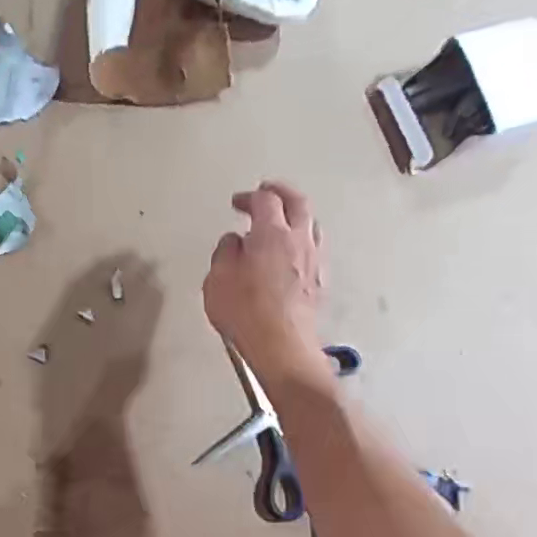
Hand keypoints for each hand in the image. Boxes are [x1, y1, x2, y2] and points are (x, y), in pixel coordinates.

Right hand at [203, 181, 324, 381]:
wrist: (281, 345)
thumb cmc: (247, 313)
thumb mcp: (217, 279)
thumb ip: (225, 253)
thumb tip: (234, 243)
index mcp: (271, 234)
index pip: (264, 201)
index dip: (249, 197)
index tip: (238, 201)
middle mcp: (298, 241)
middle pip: (297, 203)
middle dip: (281, 192)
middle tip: (267, 190)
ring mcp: (313, 261)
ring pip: (310, 224)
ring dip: (295, 215)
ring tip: (282, 219)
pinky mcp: (319, 282)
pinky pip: (314, 248)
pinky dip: (302, 240)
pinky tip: (292, 252)